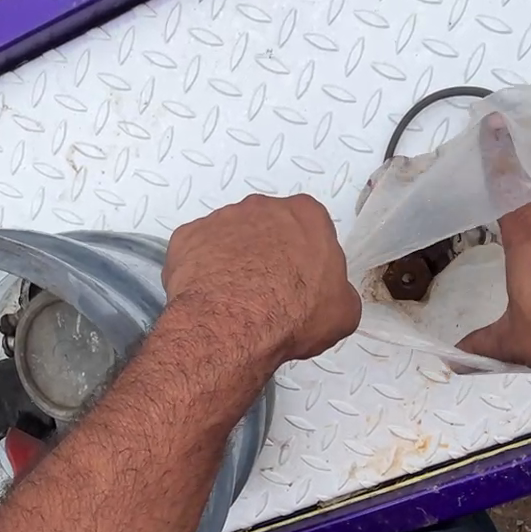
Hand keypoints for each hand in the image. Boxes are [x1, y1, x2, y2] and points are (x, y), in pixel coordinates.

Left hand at [162, 194, 361, 364]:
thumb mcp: (342, 313)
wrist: (236, 325)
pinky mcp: (187, 236)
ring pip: (230, 238)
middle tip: (267, 293)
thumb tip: (330, 298)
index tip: (300, 285)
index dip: (305, 259)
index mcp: (306, 215)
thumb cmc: (295, 313)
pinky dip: (200, 270)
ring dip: (233, 261)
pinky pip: (196, 252)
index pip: (310, 229)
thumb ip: (339, 294)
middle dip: (267, 255)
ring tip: (235, 300)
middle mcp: (263, 206)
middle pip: (268, 228)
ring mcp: (221, 218)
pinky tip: (209, 297)